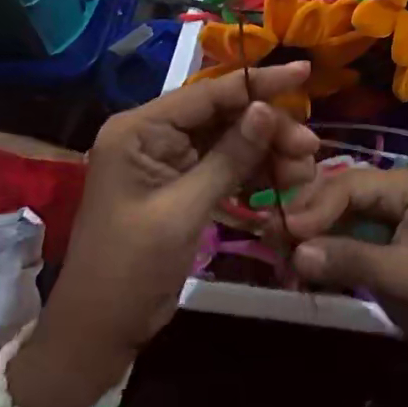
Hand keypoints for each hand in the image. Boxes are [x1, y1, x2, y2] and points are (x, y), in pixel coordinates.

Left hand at [14, 64, 318, 406]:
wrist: (98, 335)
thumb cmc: (129, 270)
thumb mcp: (183, 211)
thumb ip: (229, 156)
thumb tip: (268, 109)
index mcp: (140, 130)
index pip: (208, 93)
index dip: (259, 83)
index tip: (305, 71)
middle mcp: (154, 134)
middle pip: (224, 115)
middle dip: (270, 129)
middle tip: (309, 149)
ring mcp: (169, 160)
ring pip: (231, 139)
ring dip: (269, 153)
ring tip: (303, 172)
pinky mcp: (183, 183)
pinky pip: (227, 165)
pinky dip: (256, 172)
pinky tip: (285, 183)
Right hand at [278, 167, 407, 356]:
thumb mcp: (399, 275)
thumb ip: (350, 259)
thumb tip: (297, 252)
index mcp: (400, 187)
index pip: (346, 185)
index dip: (314, 207)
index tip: (286, 233)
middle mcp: (384, 193)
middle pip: (331, 195)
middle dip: (302, 218)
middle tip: (269, 241)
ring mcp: (375, 218)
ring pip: (327, 217)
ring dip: (303, 236)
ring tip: (277, 257)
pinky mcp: (367, 244)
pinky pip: (332, 239)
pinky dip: (313, 253)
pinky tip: (294, 269)